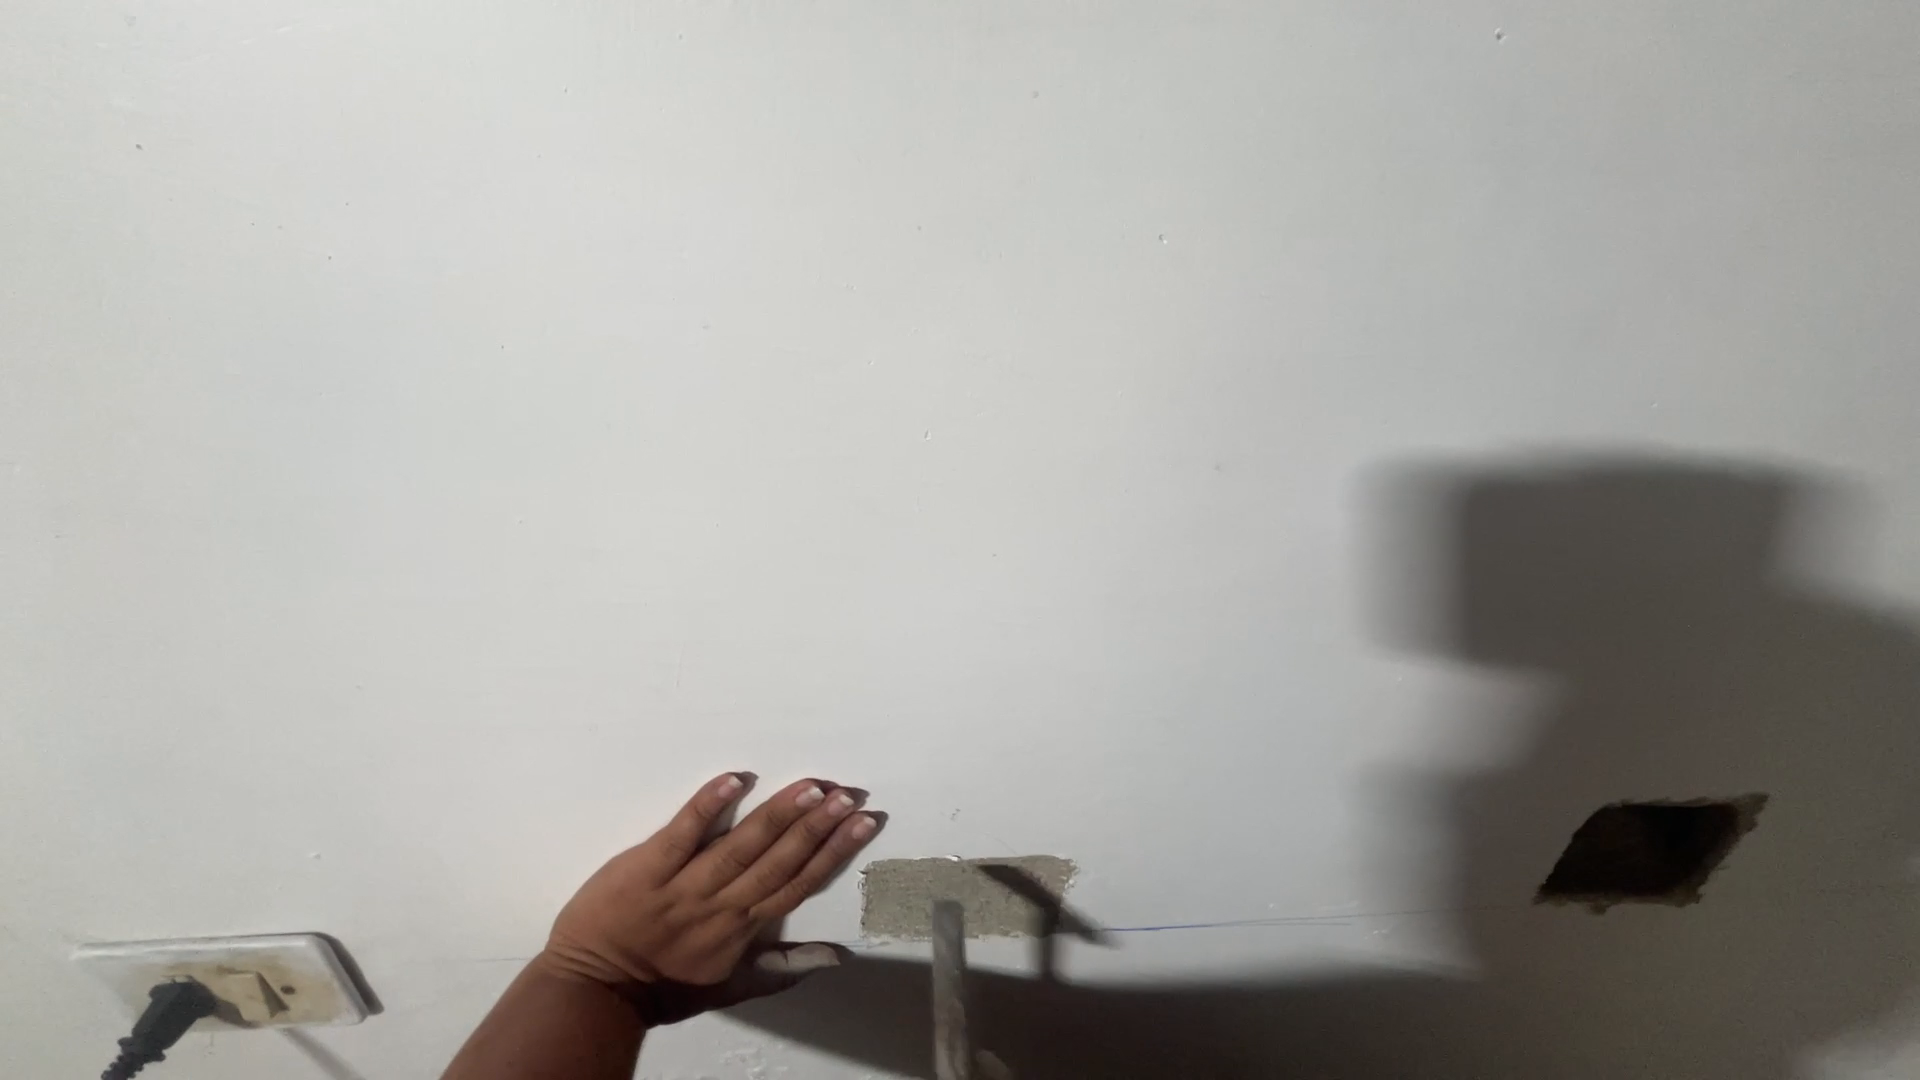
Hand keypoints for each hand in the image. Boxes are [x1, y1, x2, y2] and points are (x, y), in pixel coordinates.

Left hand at [538, 774, 880, 1025]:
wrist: (588, 993)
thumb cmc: (662, 988)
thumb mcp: (728, 988)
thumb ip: (781, 969)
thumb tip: (836, 957)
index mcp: (742, 930)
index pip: (798, 884)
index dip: (834, 852)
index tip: (864, 822)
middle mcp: (721, 906)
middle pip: (778, 861)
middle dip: (817, 827)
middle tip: (848, 795)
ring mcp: (683, 886)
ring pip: (740, 847)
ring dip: (778, 816)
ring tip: (811, 787)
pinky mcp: (647, 867)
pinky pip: (682, 834)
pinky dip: (708, 807)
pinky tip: (736, 779)